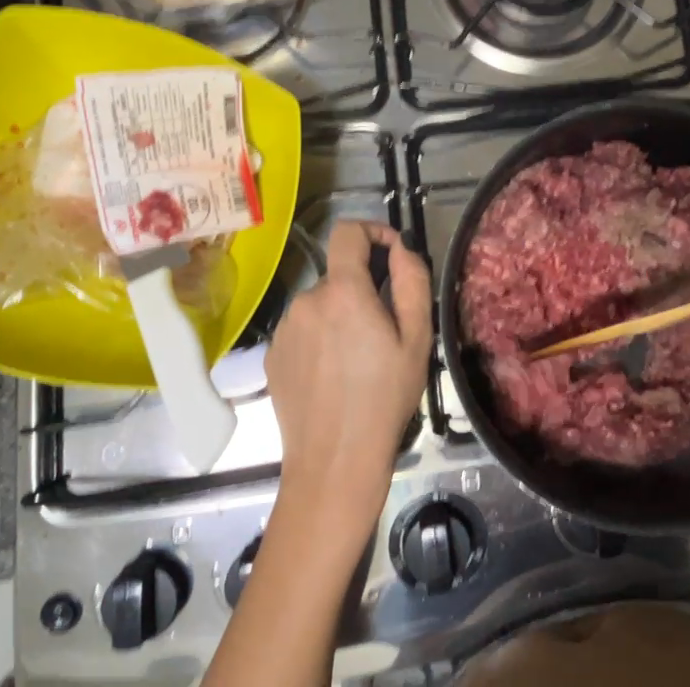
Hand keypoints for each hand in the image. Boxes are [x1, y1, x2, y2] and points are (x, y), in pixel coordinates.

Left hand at [265, 222, 431, 518]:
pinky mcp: (272, 357)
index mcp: (342, 291)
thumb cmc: (385, 397)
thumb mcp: (417, 338)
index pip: (347, 232)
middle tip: (385, 332)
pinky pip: (302, 333)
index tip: (391, 253)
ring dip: (340, 318)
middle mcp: (305, 301)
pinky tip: (334, 376)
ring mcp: (283, 330)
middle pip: (337, 277)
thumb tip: (400, 248)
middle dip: (362, 292)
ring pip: (319, 307)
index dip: (372, 231)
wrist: (335, 459)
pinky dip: (320, 340)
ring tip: (360, 360)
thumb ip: (412, 281)